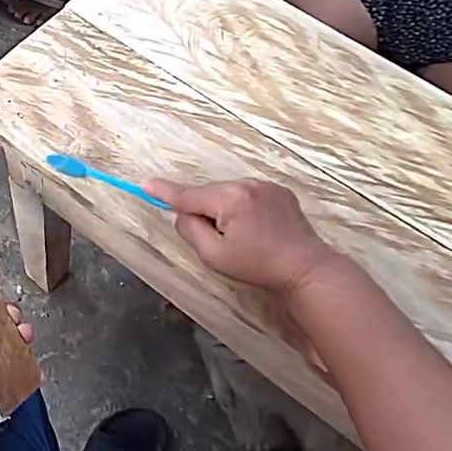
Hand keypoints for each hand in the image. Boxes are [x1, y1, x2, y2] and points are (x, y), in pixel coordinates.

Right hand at [144, 179, 344, 292]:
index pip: (189, 195)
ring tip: (243, 238)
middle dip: (206, 212)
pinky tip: (256, 229)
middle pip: (210, 194)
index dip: (165, 192)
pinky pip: (250, 194)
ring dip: (226, 210)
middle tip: (220, 242)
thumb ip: (191, 230)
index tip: (146, 184)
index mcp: (230, 198)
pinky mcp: (280, 191)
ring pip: (230, 193)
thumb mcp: (215, 256)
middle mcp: (248, 184)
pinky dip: (244, 207)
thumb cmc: (258, 266)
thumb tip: (182, 214)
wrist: (304, 267)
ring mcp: (267, 185)